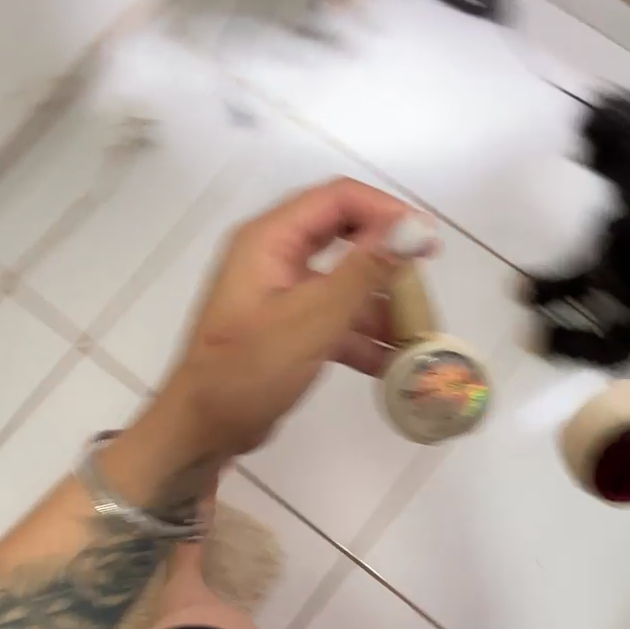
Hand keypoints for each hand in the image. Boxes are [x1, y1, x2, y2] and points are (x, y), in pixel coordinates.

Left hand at [144, 178, 431, 459]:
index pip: (337, 199)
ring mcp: (277, 294)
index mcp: (269, 240)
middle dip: (387, 261)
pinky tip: (390, 363)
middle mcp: (272, 257)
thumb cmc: (248, 371)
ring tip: (416, 333)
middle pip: (343, 238)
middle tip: (424, 281)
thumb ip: (364, 272)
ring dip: (378, 306)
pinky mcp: (283, 329)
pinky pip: (329, 319)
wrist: (203, 429)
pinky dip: (358, 337)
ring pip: (340, 283)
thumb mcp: (312, 320)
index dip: (387, 212)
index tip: (426, 242)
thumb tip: (411, 228)